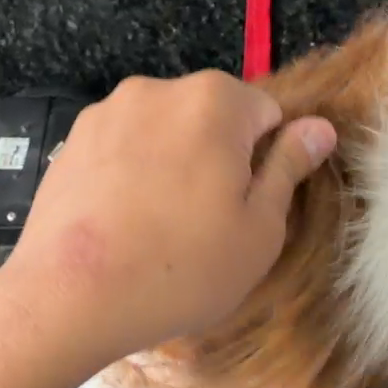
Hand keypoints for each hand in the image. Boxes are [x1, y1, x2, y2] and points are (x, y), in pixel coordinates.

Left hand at [0, 71, 336, 362]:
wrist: (71, 298)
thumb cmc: (182, 271)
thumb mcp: (258, 232)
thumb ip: (288, 171)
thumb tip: (319, 128)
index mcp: (216, 101)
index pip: (266, 114)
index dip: (265, 163)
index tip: (247, 211)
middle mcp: (157, 90)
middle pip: (208, 121)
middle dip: (215, 163)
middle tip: (202, 230)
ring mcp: (105, 115)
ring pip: (159, 138)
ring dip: (169, 171)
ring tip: (154, 234)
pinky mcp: (68, 146)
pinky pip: (118, 156)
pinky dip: (127, 182)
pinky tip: (120, 229)